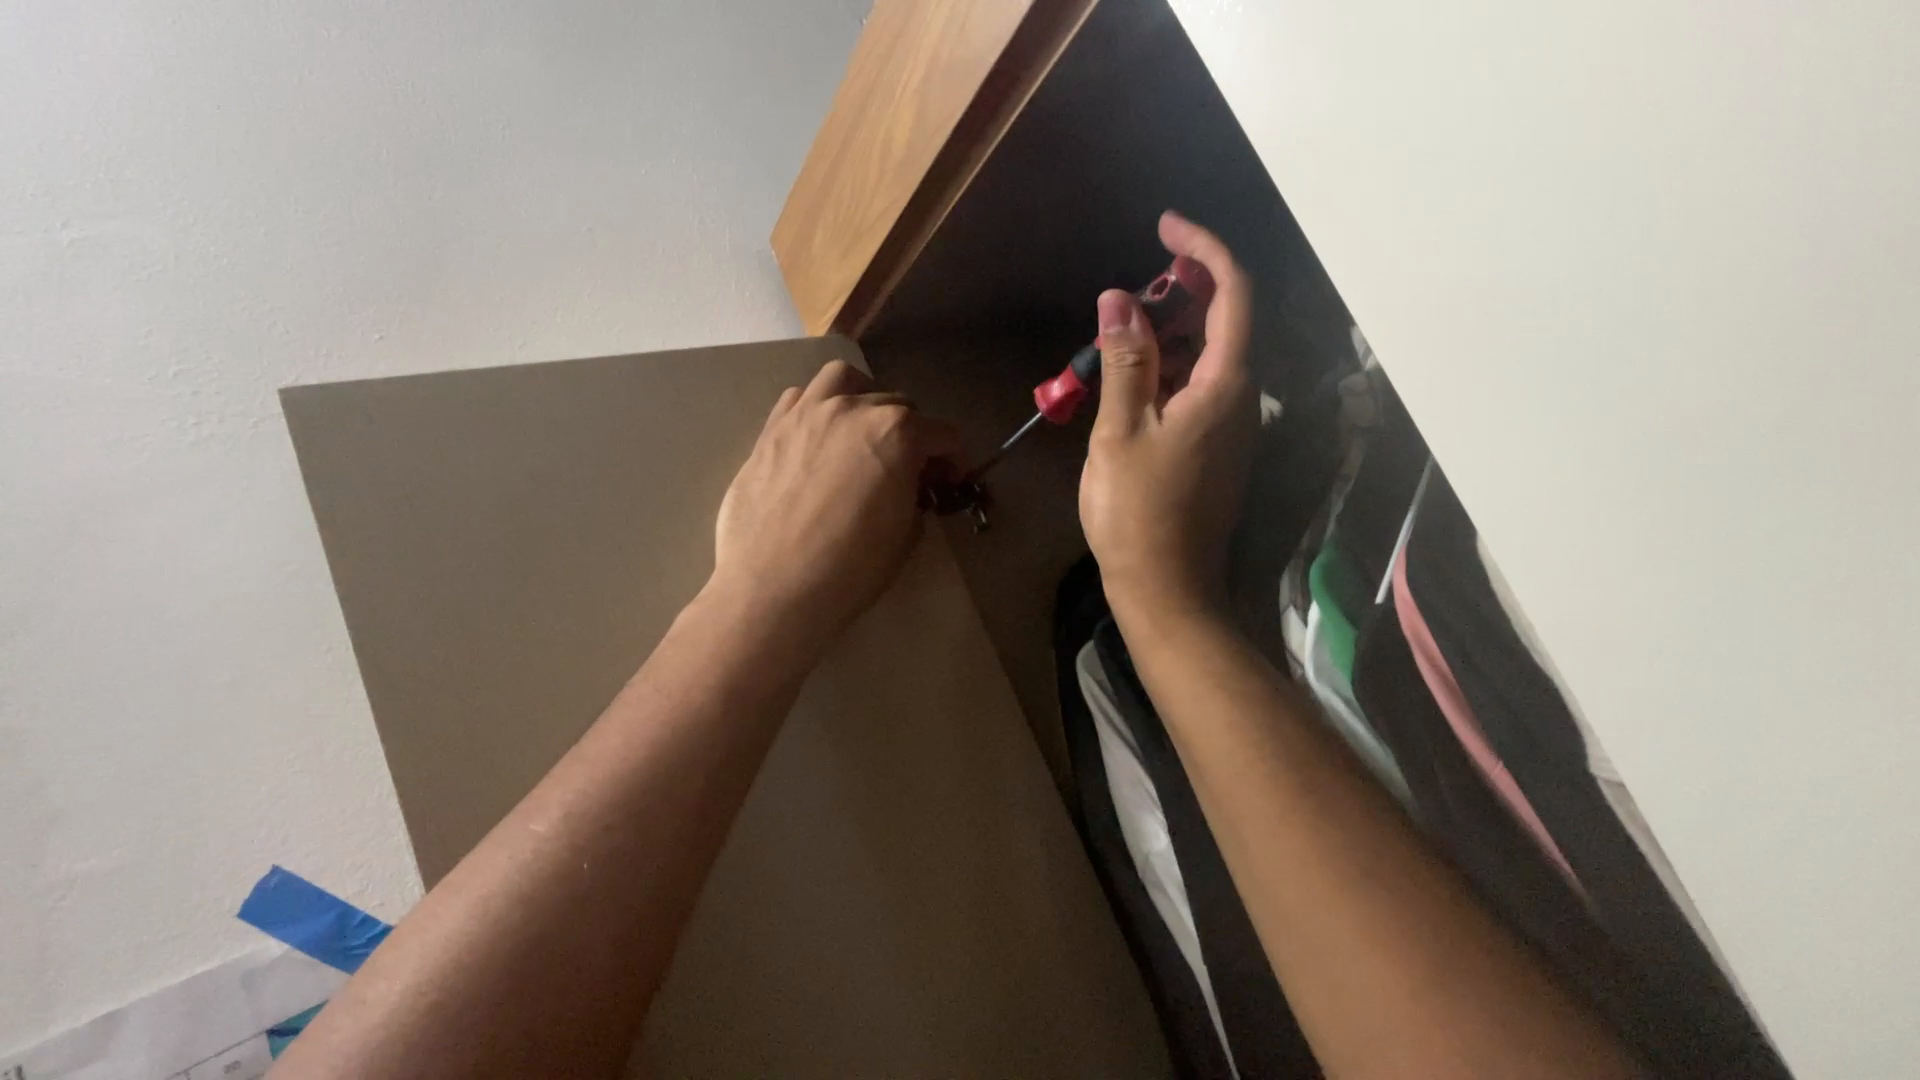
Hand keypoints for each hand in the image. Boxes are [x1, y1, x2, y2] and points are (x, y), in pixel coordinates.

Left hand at [710, 359, 960, 640]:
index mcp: (898, 433)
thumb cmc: (850, 569)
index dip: (954, 461)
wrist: (773, 589)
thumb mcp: (906, 536)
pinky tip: (819, 439)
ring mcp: (806, 413)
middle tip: (908, 472)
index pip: (943, 434)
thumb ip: (916, 497)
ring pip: (845, 381)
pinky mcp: (770, 429)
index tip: (950, 483)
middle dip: (912, 436)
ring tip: (862, 432)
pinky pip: (800, 399)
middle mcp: (854, 409)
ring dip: (864, 399)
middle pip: (898, 407)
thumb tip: (910, 488)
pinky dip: (818, 409)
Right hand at [1080, 211, 1256, 620]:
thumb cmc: (1137, 513)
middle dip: (1182, 291)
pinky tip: (1130, 379)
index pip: (1233, 293)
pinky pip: (1199, 388)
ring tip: (1118, 334)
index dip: (1203, 250)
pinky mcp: (1216, 448)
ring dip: (1170, 333)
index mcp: (1224, 386)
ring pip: (1210, 356)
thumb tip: (1121, 299)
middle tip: (1130, 293)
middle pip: (1226, 320)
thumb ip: (1125, 362)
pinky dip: (1169, 368)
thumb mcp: (1120, 431)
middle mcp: (1240, 399)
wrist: (1166, 588)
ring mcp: (1231, 427)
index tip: (1164, 226)